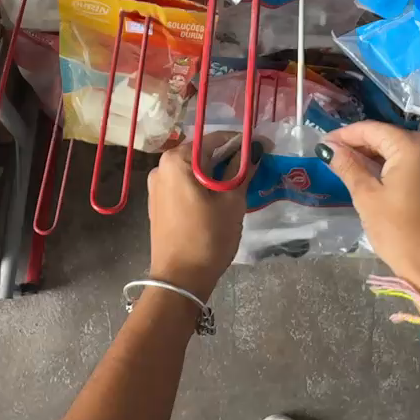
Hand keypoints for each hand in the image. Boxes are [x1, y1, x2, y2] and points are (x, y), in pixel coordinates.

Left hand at [145, 132, 252, 298]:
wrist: (179, 280)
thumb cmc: (208, 237)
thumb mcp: (232, 201)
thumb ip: (242, 170)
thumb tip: (255, 148)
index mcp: (177, 160)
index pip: (214, 139)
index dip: (240, 143)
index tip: (262, 148)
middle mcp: (162, 166)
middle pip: (202, 153)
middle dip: (227, 159)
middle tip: (252, 169)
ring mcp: (157, 185)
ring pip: (193, 170)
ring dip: (215, 174)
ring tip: (239, 185)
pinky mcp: (157, 203)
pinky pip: (184, 185)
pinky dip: (201, 186)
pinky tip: (218, 199)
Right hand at [321, 122, 419, 311]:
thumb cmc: (399, 231)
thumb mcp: (366, 196)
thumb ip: (348, 166)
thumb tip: (329, 147)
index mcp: (412, 146)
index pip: (372, 130)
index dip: (345, 135)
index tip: (323, 143)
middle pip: (387, 136)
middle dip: (359, 144)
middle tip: (332, 155)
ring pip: (399, 149)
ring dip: (374, 155)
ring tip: (346, 165)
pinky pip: (411, 162)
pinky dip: (391, 165)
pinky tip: (372, 174)